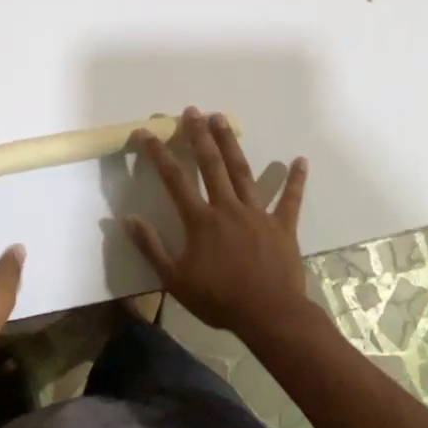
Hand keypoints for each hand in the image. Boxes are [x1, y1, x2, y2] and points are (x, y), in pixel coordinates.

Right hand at [127, 108, 321, 346]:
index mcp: (200, 221)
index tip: (146, 133)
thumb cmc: (219, 299)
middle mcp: (227, 208)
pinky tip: (300, 161)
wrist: (269, 316)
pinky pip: (290, 200)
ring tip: (222, 119)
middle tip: (192, 111)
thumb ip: (151, 248)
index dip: (158, 154)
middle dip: (199, 136)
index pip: (174, 180)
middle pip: (211, 165)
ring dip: (231, 144)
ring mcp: (257, 215)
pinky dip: (294, 180)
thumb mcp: (174, 279)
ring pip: (243, 172)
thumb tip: (128, 219)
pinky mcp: (282, 227)